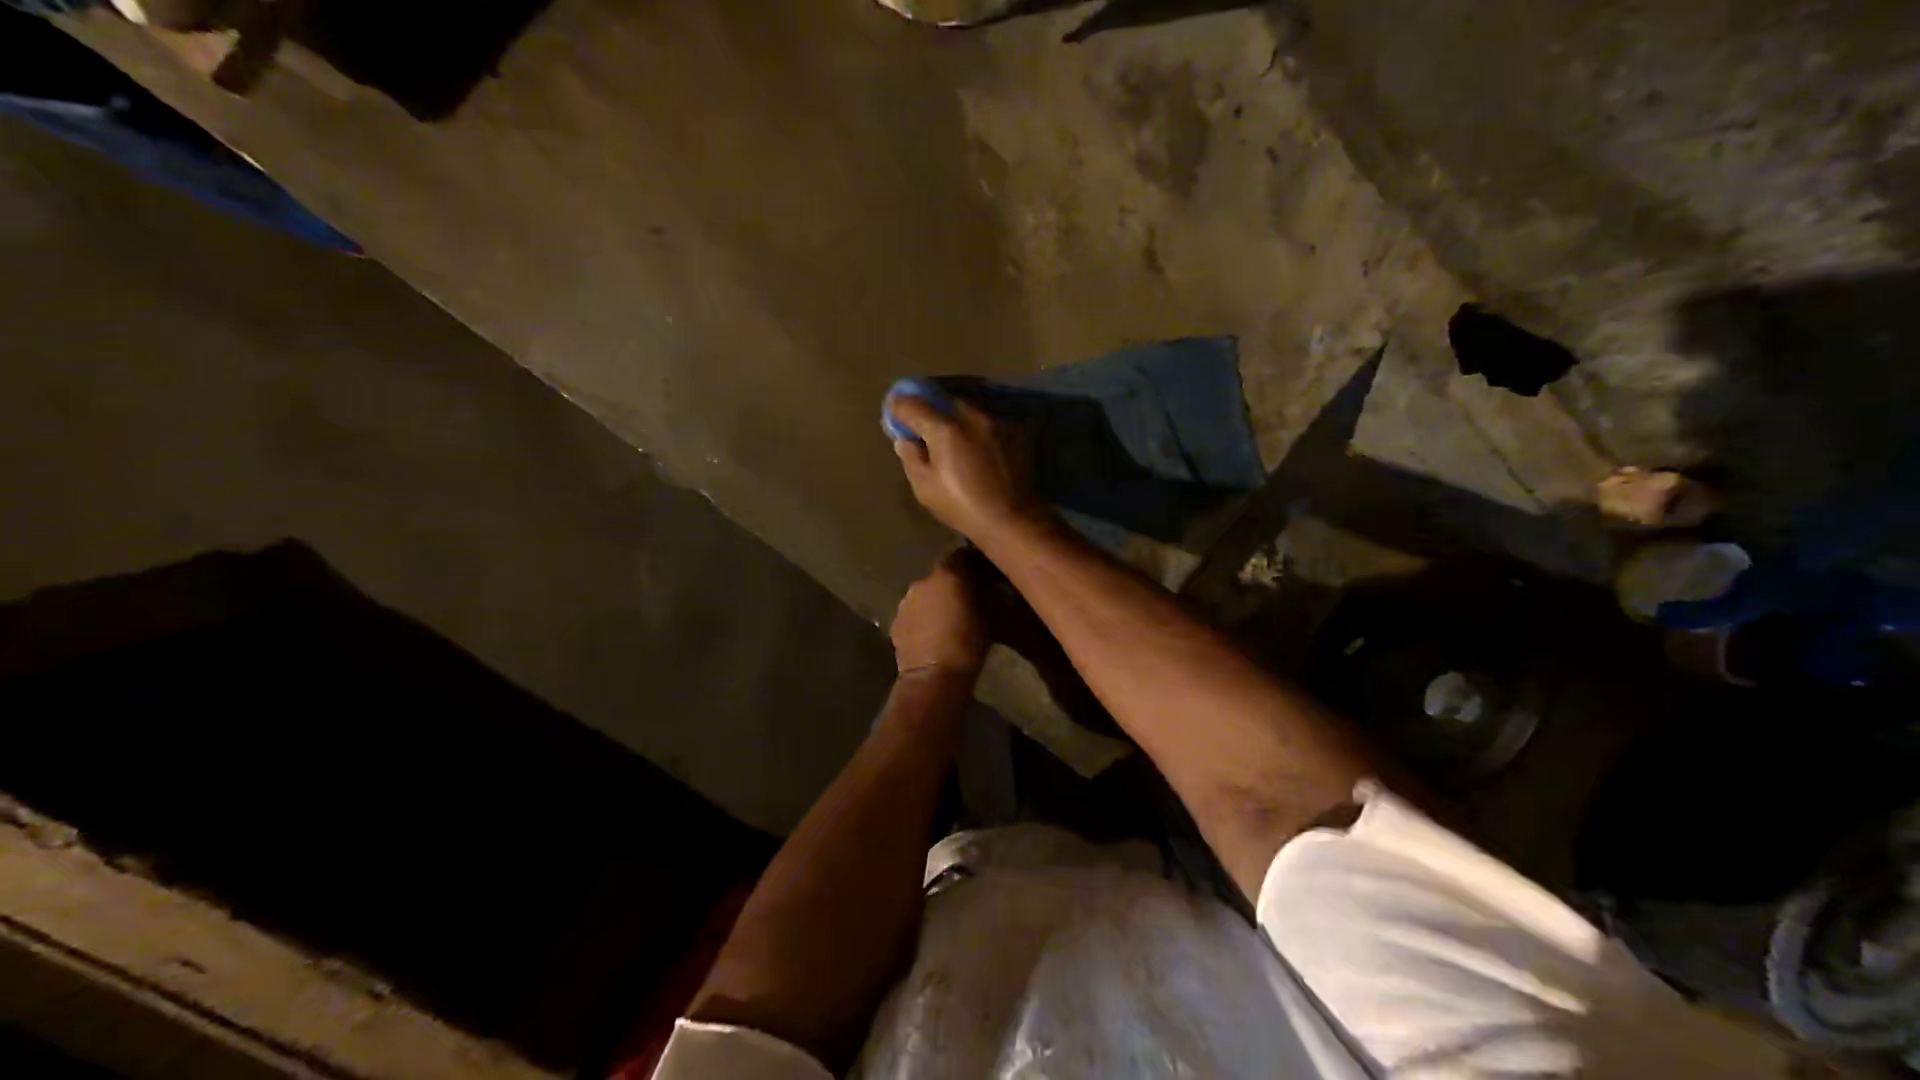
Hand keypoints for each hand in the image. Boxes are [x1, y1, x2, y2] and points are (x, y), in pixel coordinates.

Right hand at [888, 395, 1040, 541]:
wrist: (1011, 519)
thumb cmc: (962, 507)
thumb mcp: (925, 488)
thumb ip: (911, 458)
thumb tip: (905, 440)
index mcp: (945, 429)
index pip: (912, 404)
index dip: (898, 406)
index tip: (893, 411)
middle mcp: (972, 416)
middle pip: (944, 400)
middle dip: (929, 406)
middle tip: (922, 421)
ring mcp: (997, 422)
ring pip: (968, 407)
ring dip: (955, 415)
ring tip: (951, 430)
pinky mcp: (1015, 432)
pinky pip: (988, 420)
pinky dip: (977, 427)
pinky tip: (976, 443)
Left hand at [890, 552, 988, 678]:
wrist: (935, 676)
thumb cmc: (969, 643)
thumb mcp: (987, 614)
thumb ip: (981, 592)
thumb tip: (980, 584)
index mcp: (946, 575)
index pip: (957, 557)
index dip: (967, 565)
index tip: (977, 576)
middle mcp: (921, 582)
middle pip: (937, 578)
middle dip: (948, 587)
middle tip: (961, 603)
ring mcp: (904, 603)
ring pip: (922, 596)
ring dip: (932, 604)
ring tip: (944, 623)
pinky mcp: (895, 623)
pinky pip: (911, 615)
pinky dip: (920, 621)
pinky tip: (929, 636)